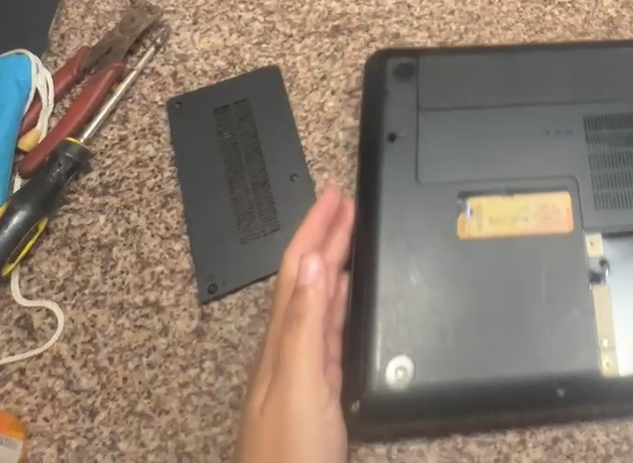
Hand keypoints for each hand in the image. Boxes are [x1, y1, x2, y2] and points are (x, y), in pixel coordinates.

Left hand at [237, 184, 355, 462]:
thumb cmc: (289, 457)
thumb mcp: (300, 386)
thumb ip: (305, 325)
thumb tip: (313, 264)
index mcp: (282, 340)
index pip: (299, 269)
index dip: (315, 228)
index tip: (333, 196)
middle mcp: (290, 347)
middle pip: (310, 277)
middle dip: (326, 234)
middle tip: (345, 201)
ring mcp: (305, 366)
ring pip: (321, 297)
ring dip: (335, 259)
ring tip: (350, 231)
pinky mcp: (321, 385)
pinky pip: (332, 326)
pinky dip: (343, 298)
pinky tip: (350, 293)